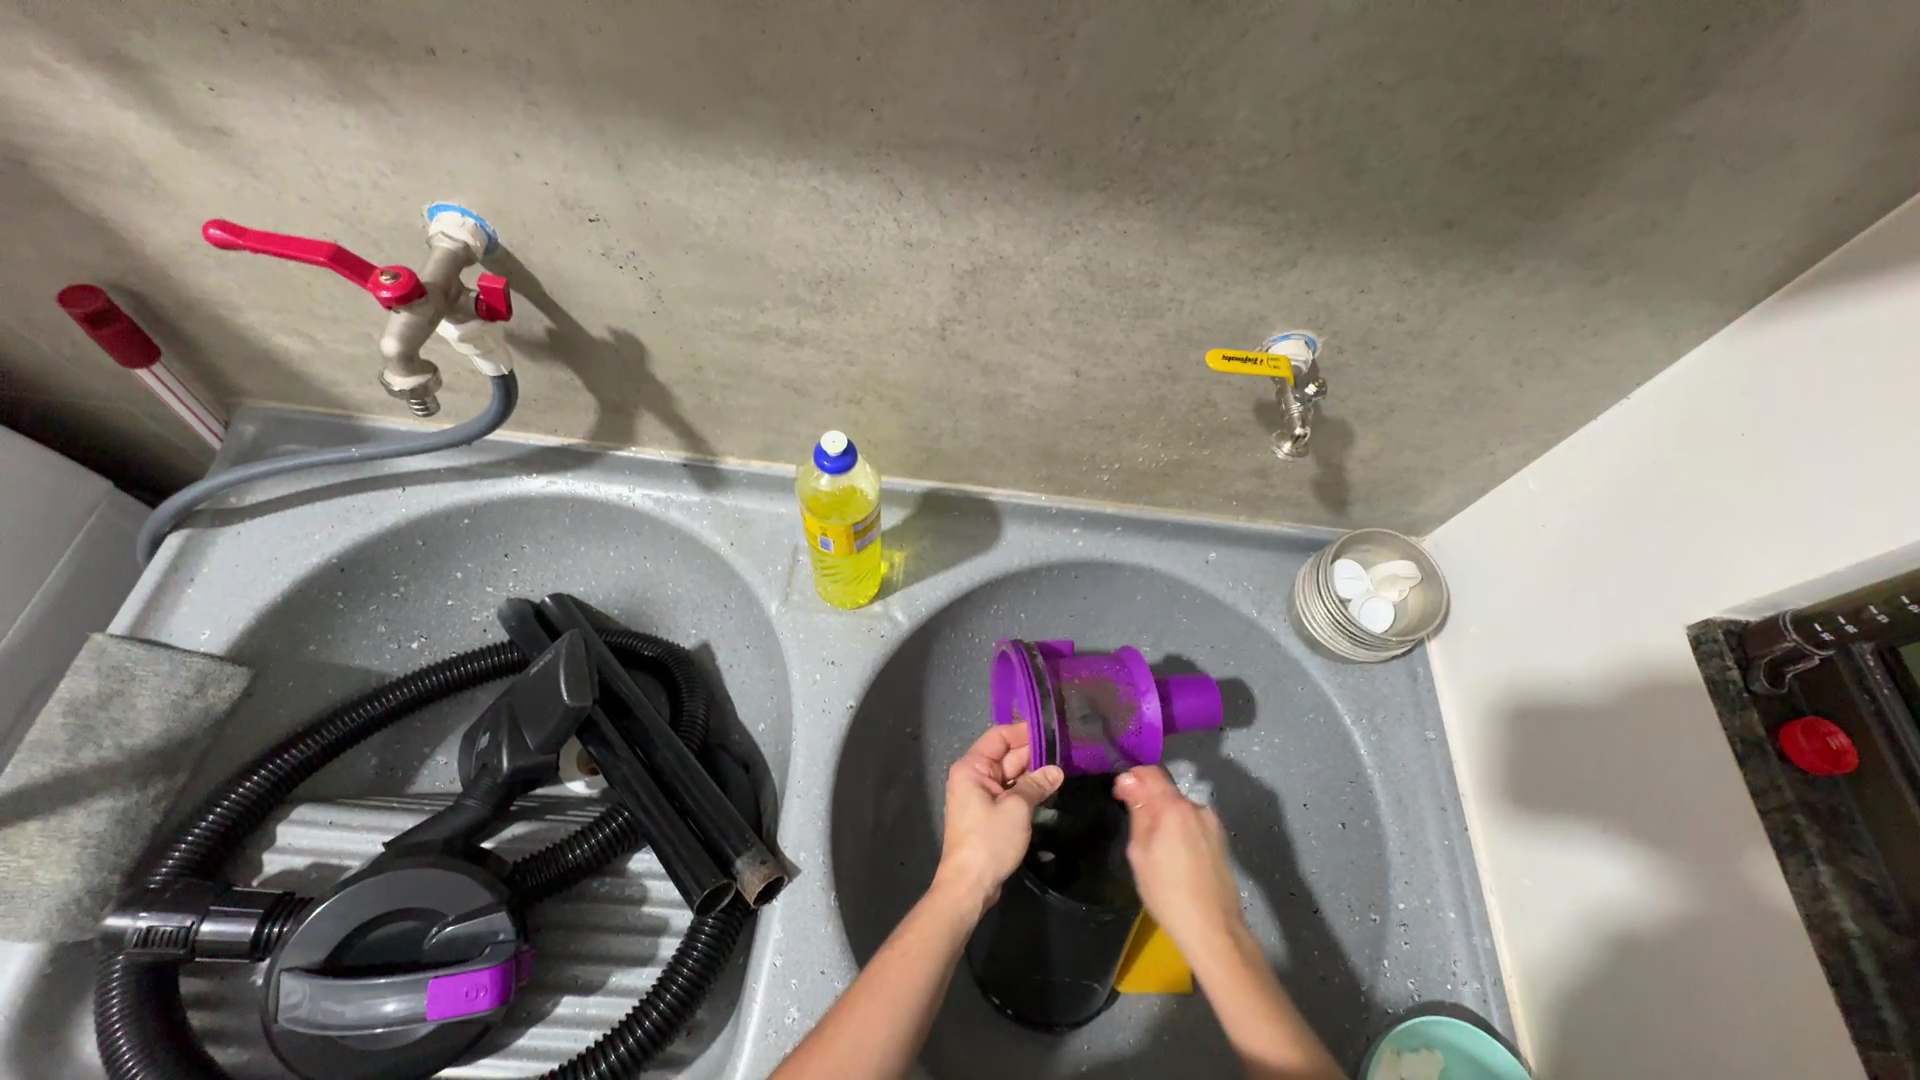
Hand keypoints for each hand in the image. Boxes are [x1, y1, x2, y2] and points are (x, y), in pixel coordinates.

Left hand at [934, 724, 1064, 911]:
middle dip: (1034, 752)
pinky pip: (1009, 792)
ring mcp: (980, 796)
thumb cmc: (989, 840)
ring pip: (1010, 775)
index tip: (1053, 730)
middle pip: (1006, 755)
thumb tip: (1057, 771)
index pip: (999, 736)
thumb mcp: (1016, 809)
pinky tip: (1049, 788)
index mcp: (971, 767)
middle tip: (1066, 749)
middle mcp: (973, 777)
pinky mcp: (988, 814)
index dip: (1025, 732)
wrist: (969, 885)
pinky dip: (1027, 789)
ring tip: (1064, 766)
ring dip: (1033, 772)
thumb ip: (1036, 784)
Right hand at [1114, 766, 1245, 954]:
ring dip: (1165, 818)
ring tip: (1156, 849)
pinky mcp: (1221, 841)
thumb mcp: (1140, 852)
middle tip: (1135, 829)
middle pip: (1166, 791)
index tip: (1120, 797)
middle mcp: (1197, 808)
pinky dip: (1180, 830)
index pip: (1150, 773)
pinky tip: (1176, 858)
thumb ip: (1137, 811)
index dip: (1131, 778)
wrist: (1212, 927)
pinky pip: (1193, 824)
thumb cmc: (1166, 891)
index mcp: (1174, 807)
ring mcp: (1212, 824)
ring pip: (1180, 809)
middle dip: (1148, 801)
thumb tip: (1129, 780)